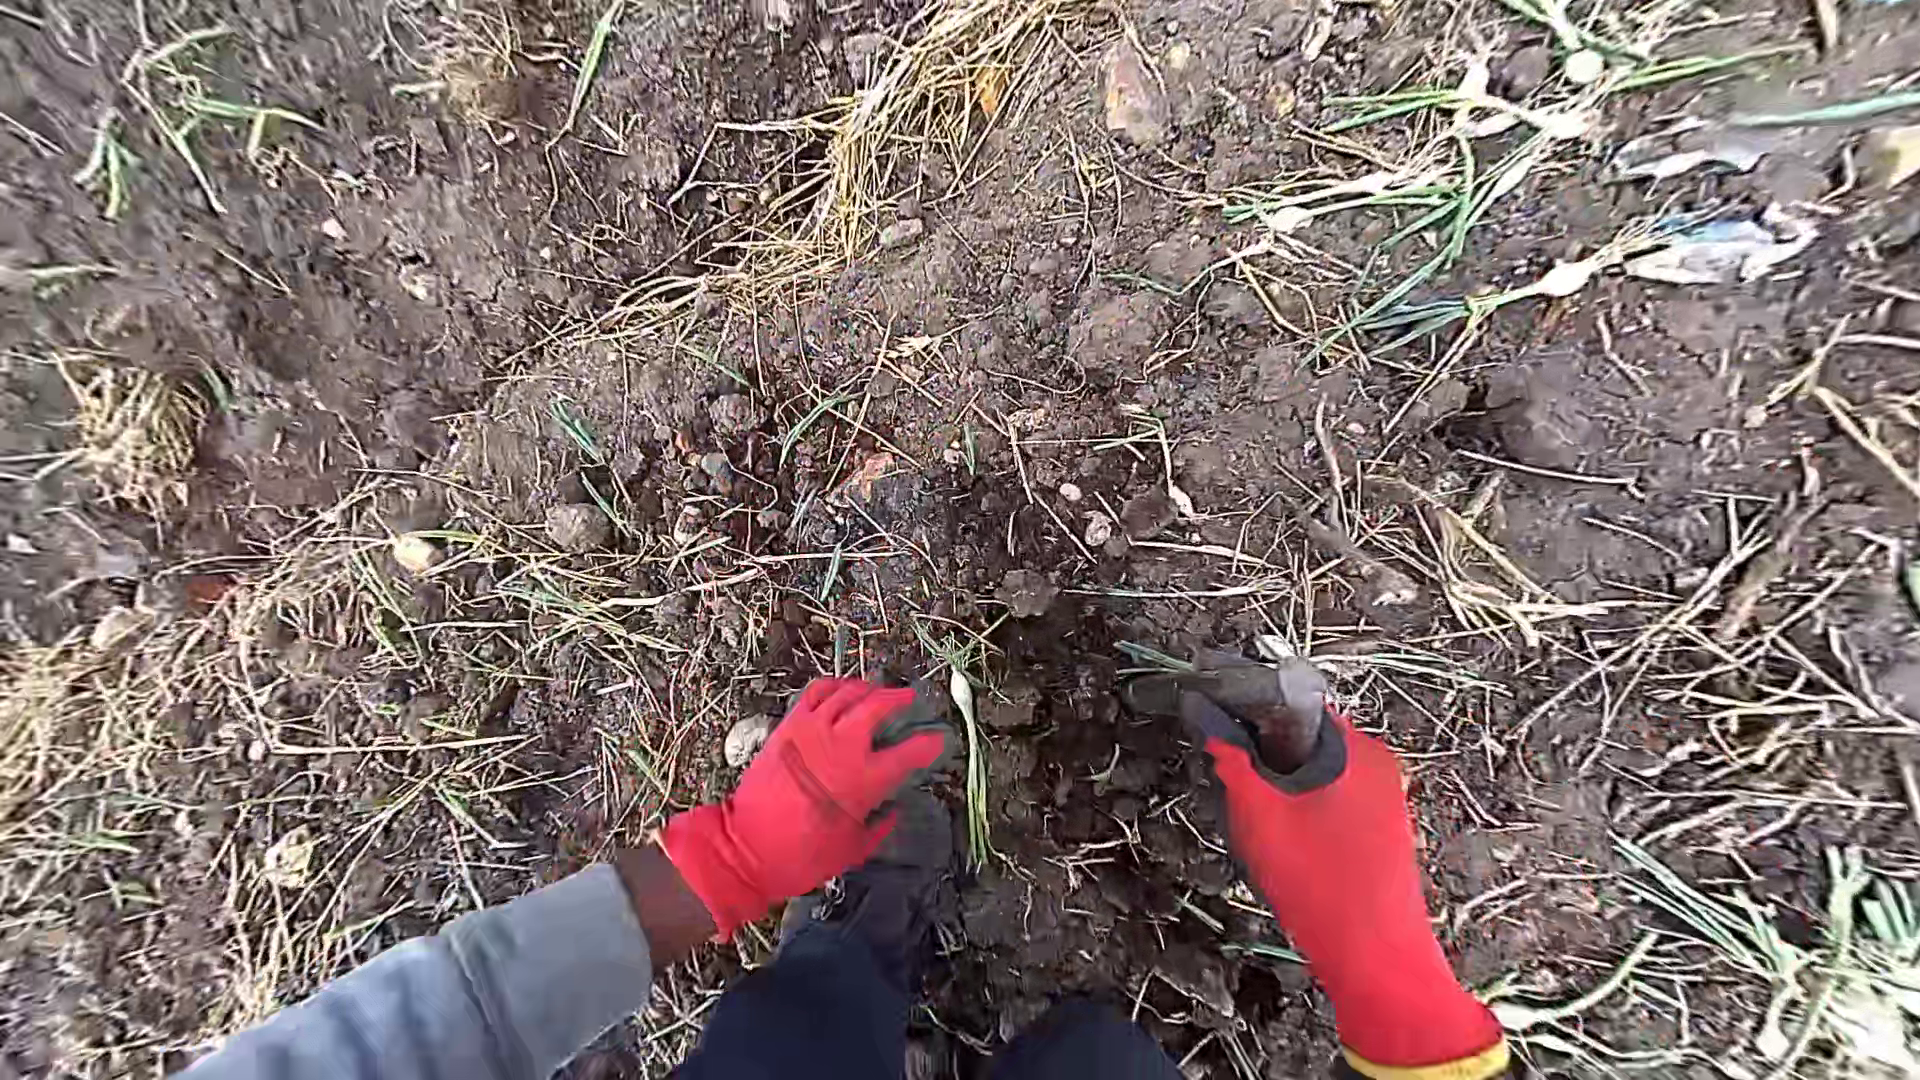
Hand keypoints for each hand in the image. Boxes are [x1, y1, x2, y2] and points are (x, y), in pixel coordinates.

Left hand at [659, 679, 946, 939]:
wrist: (748, 849)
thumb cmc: (803, 856)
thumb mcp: (853, 848)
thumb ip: (879, 826)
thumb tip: (892, 812)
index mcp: (866, 779)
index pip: (910, 751)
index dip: (929, 743)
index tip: (937, 739)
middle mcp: (844, 746)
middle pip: (879, 704)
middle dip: (900, 698)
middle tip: (908, 698)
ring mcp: (815, 730)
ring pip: (849, 692)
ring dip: (868, 688)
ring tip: (876, 690)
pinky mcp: (791, 725)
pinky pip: (817, 692)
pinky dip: (834, 686)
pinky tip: (841, 690)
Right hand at [1186, 693, 1507, 1076]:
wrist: (1378, 965)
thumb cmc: (1322, 885)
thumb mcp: (1258, 814)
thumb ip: (1230, 760)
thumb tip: (1206, 717)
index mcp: (1354, 750)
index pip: (1289, 701)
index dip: (1245, 703)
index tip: (1213, 711)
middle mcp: (1374, 763)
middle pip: (1296, 732)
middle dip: (1259, 749)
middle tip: (1229, 769)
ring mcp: (1380, 793)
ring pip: (1307, 762)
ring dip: (1275, 776)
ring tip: (1255, 807)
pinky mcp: (1376, 819)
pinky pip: (1323, 787)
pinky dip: (1295, 796)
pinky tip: (1280, 828)